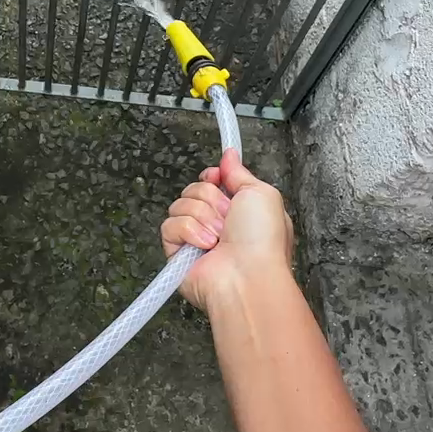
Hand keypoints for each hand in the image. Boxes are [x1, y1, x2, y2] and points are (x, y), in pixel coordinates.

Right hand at [160, 148, 294, 312]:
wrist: (248, 276)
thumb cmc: (263, 242)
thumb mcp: (261, 194)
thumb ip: (240, 173)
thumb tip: (229, 155)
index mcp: (237, 210)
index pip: (210, 182)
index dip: (212, 178)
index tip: (217, 178)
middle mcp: (215, 224)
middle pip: (194, 189)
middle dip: (211, 200)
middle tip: (228, 218)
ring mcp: (195, 239)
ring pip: (180, 204)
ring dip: (202, 217)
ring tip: (218, 236)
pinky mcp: (177, 253)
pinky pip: (169, 225)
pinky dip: (189, 232)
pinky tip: (205, 245)